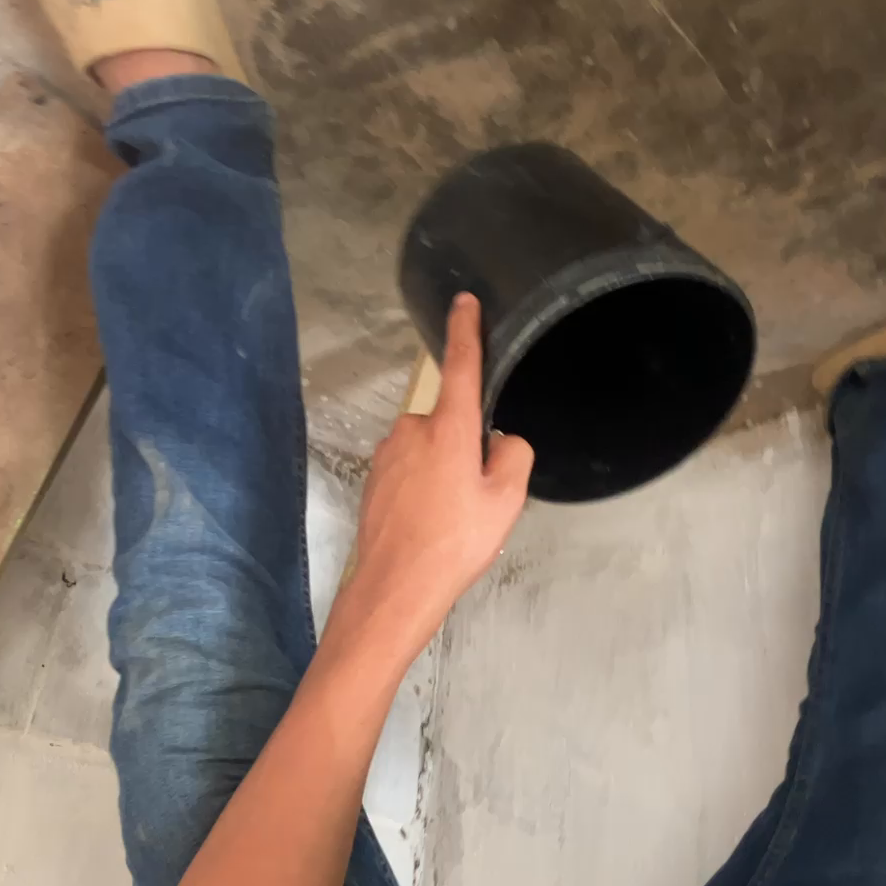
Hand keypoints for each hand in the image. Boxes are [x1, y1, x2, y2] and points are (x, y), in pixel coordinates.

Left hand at [332, 293, 532, 661]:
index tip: (464, 301)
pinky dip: (420, 486)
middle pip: (450, 421)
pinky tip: (425, 521)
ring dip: (441, 470)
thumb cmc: (455, 540)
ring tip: (448, 516)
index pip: (461, 364)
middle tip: (472, 495)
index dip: (466, 330)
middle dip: (464, 447)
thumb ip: (513, 454)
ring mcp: (386, 453)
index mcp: (448, 426)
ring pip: (428, 448)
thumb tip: (499, 441)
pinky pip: (408, 468)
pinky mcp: (372, 476)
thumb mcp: (506, 500)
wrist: (396, 584)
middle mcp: (411, 429)